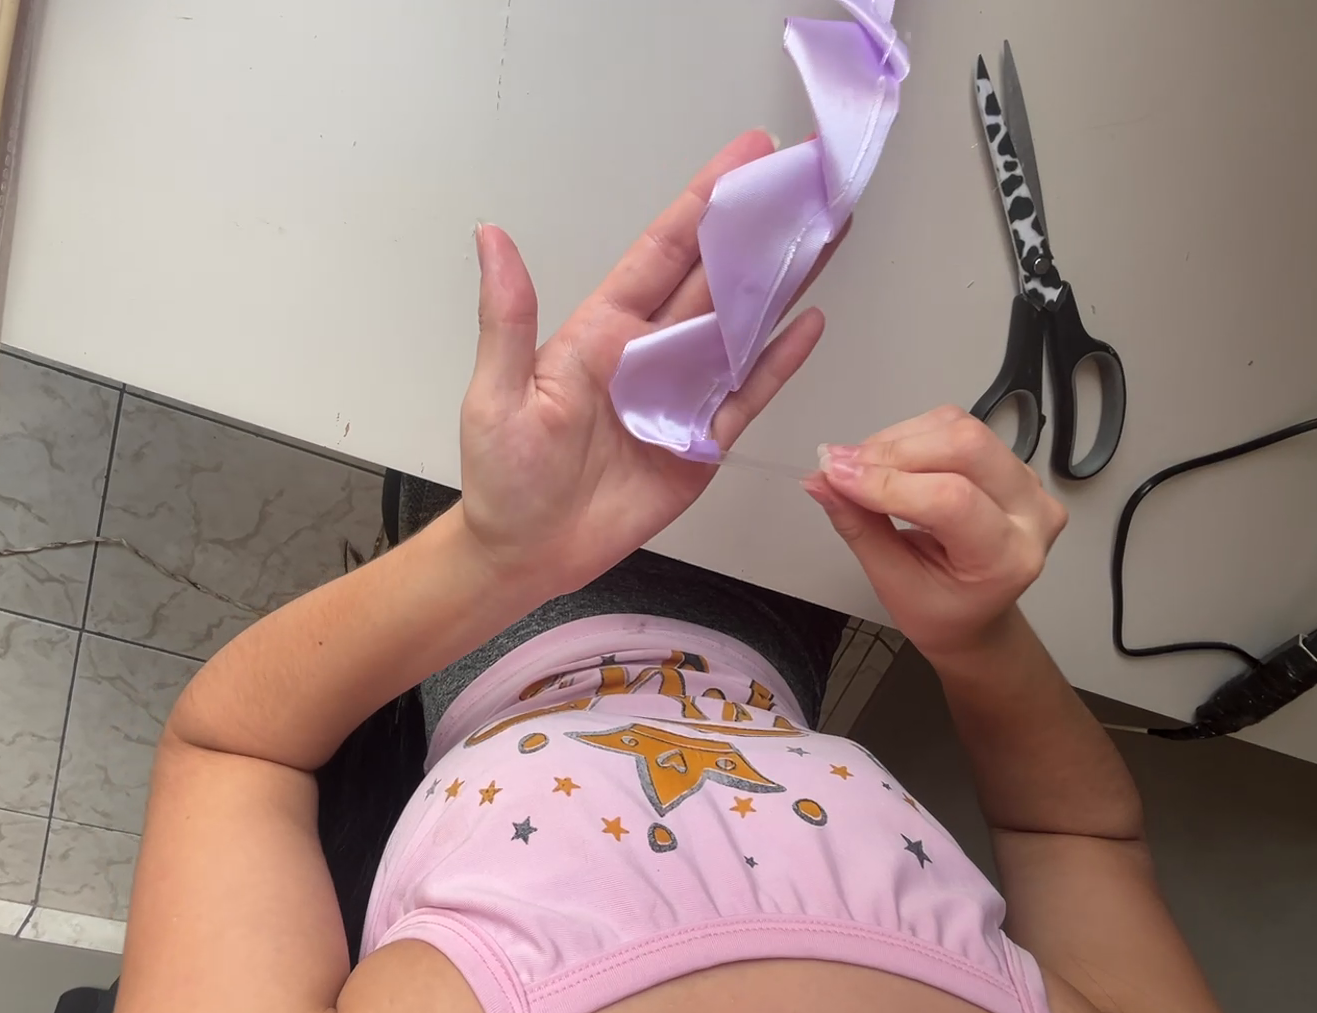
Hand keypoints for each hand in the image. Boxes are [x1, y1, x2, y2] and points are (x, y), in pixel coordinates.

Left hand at [457, 131, 830, 597]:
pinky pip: (745, 397)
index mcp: (601, 334)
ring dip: (779, 286)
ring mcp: (679, 399)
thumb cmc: (505, 477)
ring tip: (824, 234)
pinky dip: (776, 364)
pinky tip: (808, 324)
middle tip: (809, 180)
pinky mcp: (701, 443)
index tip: (747, 157)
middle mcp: (648, 356)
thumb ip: (508, 320)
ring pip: (739, 332)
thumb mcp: (498, 395)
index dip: (703, 205)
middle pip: (713, 283)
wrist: (530, 552)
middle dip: (758, 231)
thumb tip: (492, 236)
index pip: (661, 255)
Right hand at [803, 406, 1067, 660]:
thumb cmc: (936, 610)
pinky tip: (885, 462)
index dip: (885, 482)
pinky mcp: (1009, 462)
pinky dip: (908, 435)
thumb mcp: (891, 582)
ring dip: (896, 440)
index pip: (951, 500)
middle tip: (840, 466)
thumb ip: (858, 527)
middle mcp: (1032, 511)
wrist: (975, 614)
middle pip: (966, 447)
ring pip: (958, 428)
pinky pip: (956, 425)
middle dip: (892, 451)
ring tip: (858, 467)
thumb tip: (818, 481)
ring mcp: (1027, 481)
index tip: (831, 475)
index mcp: (1007, 558)